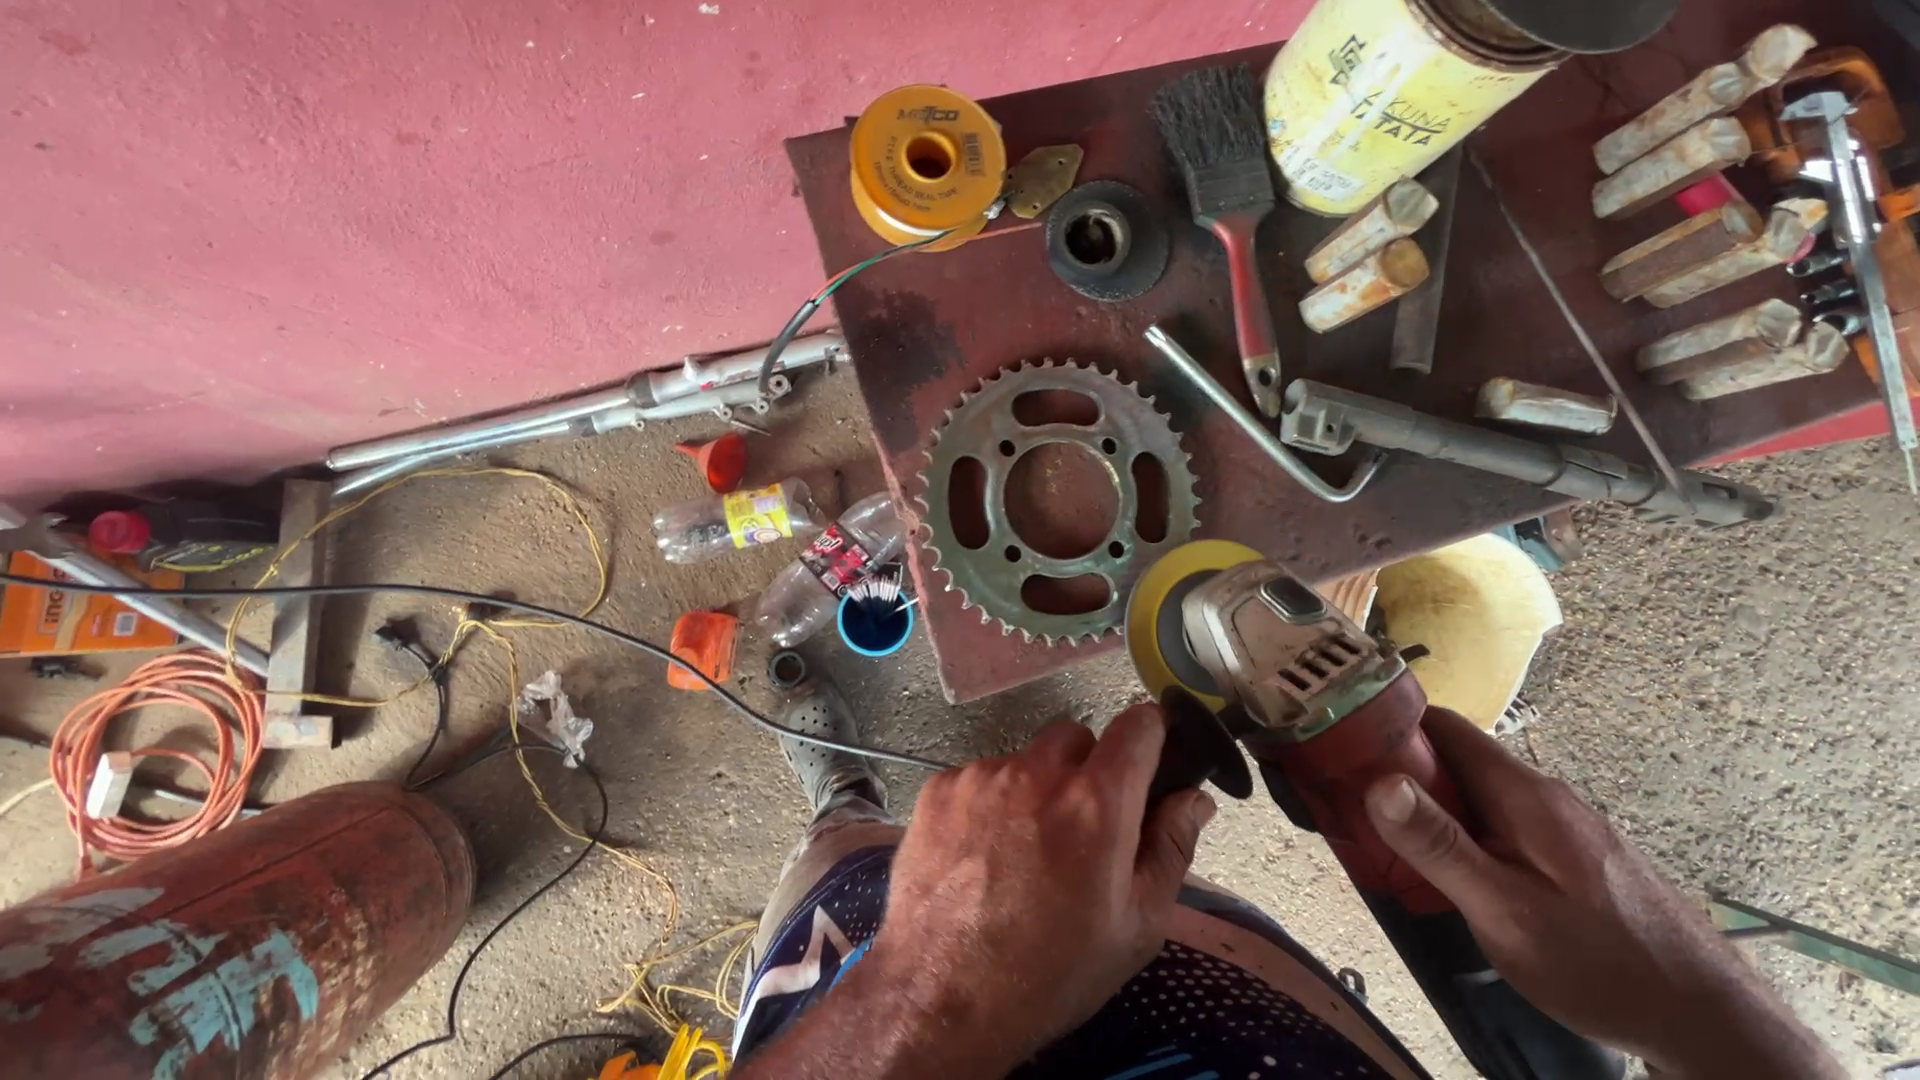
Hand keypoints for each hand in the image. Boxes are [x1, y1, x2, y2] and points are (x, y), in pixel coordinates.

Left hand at [867, 706, 1216, 1071]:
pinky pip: (979, 777)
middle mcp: (1037, 773)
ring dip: (1034, 788)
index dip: (1150, 732)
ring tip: (1020, 852)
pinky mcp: (939, 788)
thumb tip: (1194, 796)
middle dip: (1086, 769)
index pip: (1136, 727)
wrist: (940, 997)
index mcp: (1096, 804)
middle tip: (1078, 827)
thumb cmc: (1052, 971)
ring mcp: (982, 776)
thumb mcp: (1136, 925)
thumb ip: (1172, 847)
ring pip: (1024, 760)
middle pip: (1076, 739)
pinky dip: (988, 803)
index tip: (1150, 750)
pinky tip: (979, 855)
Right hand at [1363, 707, 1842, 1079]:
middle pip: (1457, 759)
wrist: (1715, 1027)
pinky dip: (1463, 832)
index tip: (1342, 748)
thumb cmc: (1601, 967)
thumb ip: (1440, 845)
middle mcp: (1545, 795)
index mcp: (1525, 794)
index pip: (1444, 726)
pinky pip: (1501, 822)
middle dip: (1401, 773)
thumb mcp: (1505, 911)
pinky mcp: (1575, 855)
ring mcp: (1564, 825)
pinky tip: (1452, 873)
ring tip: (1391, 843)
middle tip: (1354, 807)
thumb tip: (1379, 781)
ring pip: (1478, 794)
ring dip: (1431, 807)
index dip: (1389, 727)